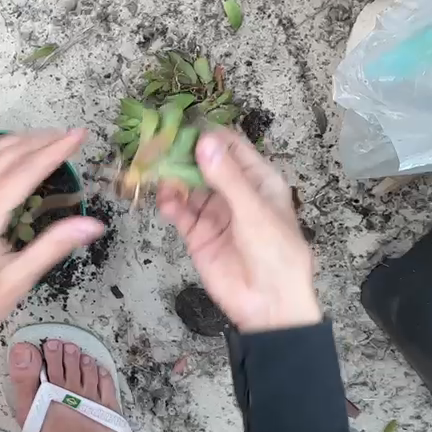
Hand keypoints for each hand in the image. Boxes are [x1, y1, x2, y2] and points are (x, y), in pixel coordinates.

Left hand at [0, 129, 107, 335]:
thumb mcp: (20, 278)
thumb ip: (55, 245)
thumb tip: (92, 224)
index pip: (24, 172)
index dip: (54, 151)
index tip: (78, 136)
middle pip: (4, 157)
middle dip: (38, 141)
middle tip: (67, 134)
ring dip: (11, 142)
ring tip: (39, 138)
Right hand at [157, 126, 322, 332]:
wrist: (268, 304)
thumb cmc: (275, 253)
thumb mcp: (253, 210)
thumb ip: (226, 177)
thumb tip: (204, 141)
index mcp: (258, 180)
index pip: (230, 147)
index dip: (208, 136)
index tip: (181, 127)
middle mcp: (234, 192)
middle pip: (203, 164)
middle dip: (182, 156)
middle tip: (157, 147)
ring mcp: (215, 212)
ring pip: (188, 187)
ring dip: (172, 179)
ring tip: (157, 176)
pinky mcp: (198, 234)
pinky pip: (180, 212)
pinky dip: (170, 204)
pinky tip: (165, 202)